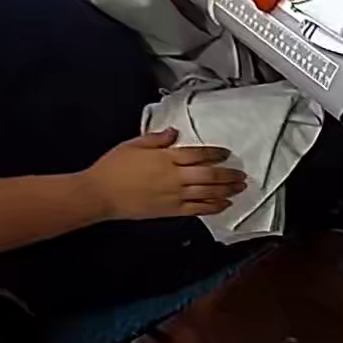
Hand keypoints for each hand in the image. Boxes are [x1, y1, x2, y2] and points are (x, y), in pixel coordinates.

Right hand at [81, 127, 246, 219]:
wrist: (100, 193)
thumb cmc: (113, 167)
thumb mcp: (132, 145)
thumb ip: (156, 139)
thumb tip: (174, 132)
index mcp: (165, 158)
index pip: (198, 154)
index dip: (215, 153)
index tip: (226, 153)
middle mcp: (175, 176)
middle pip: (210, 175)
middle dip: (229, 174)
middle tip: (241, 174)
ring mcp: (176, 195)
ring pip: (209, 192)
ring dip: (228, 190)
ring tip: (240, 187)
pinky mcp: (174, 210)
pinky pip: (200, 209)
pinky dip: (215, 206)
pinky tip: (226, 204)